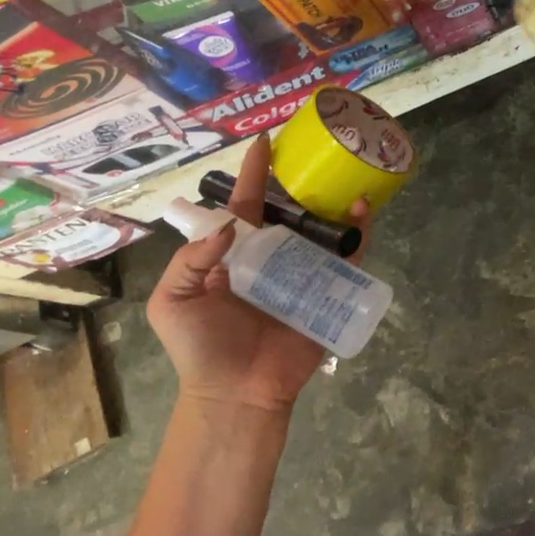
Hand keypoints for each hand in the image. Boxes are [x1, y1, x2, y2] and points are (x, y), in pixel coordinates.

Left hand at [146, 135, 369, 412]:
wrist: (236, 393)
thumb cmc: (200, 348)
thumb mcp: (173, 301)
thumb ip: (191, 260)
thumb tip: (231, 224)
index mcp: (234, 254)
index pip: (243, 205)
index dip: (252, 175)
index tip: (264, 142)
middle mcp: (271, 256)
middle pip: (289, 210)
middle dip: (302, 182)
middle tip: (317, 153)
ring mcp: (301, 272)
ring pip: (322, 227)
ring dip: (334, 202)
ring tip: (345, 177)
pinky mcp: (328, 289)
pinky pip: (347, 255)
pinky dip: (358, 231)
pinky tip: (361, 211)